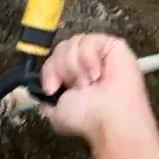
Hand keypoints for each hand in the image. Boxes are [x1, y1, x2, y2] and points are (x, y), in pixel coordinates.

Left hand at [38, 34, 156, 148]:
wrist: (110, 116)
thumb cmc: (87, 117)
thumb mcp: (56, 111)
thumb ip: (46, 97)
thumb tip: (46, 85)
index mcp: (71, 76)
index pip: (53, 59)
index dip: (49, 70)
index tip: (52, 89)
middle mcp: (84, 62)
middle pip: (62, 48)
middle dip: (62, 68)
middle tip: (74, 86)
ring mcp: (98, 52)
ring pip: (74, 42)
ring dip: (76, 67)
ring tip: (89, 83)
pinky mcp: (112, 45)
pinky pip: (89, 41)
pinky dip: (89, 59)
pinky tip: (98, 74)